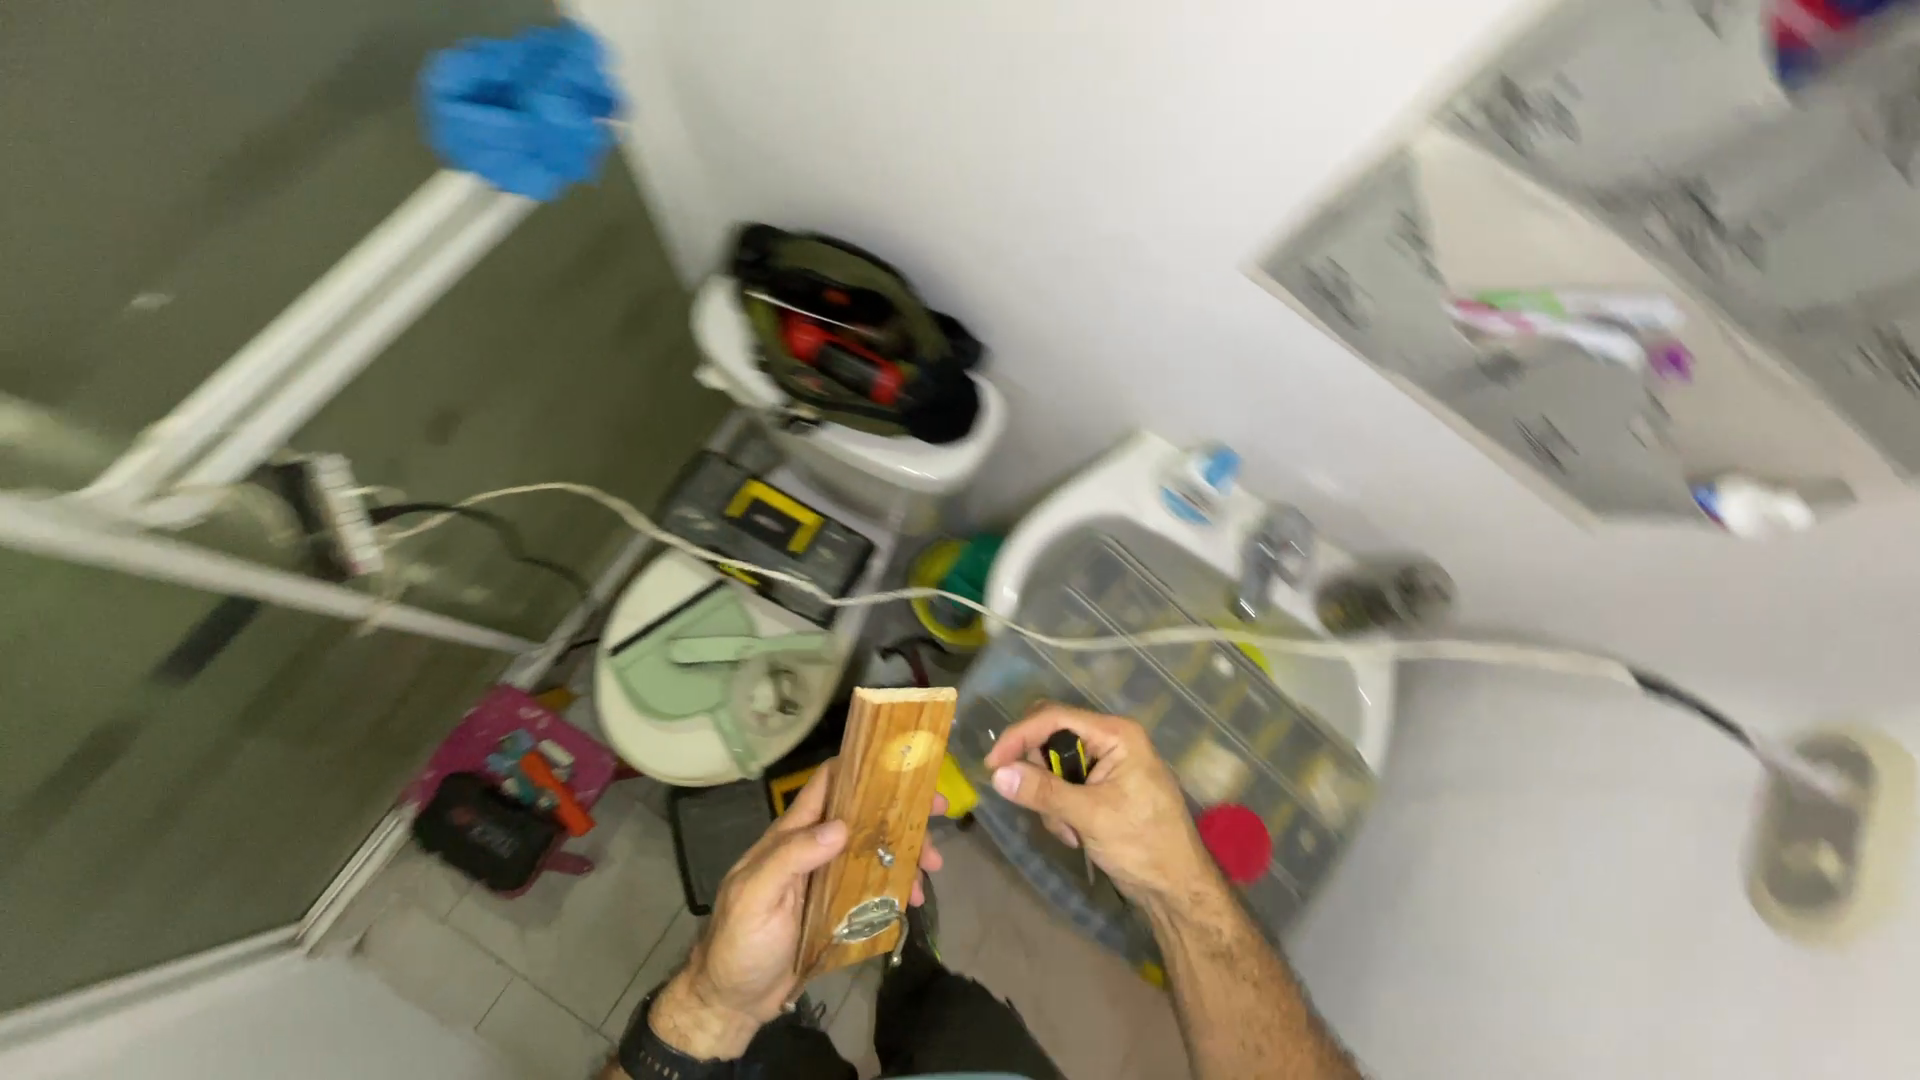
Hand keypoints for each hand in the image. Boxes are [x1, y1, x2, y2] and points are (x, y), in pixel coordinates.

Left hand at [649, 761, 945, 1060]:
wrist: (732, 1001)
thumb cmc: (738, 943)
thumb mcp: (755, 897)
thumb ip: (791, 857)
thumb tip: (841, 825)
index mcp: (792, 835)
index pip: (828, 784)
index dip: (862, 767)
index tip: (901, 765)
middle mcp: (815, 848)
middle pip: (864, 816)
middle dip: (902, 810)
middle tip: (938, 812)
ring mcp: (830, 878)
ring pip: (876, 850)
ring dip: (907, 851)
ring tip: (932, 868)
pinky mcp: (840, 909)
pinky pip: (876, 887)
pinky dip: (899, 887)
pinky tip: (915, 900)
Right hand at [984, 705, 1217, 914]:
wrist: (1176, 889)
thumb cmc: (1143, 845)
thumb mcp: (1090, 816)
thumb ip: (1044, 792)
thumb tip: (998, 774)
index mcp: (1116, 734)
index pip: (1055, 717)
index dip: (1020, 736)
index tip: (992, 764)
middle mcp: (1111, 740)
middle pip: (1051, 738)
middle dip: (1039, 774)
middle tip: (1036, 805)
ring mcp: (1106, 764)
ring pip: (1053, 766)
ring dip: (1050, 800)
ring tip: (1069, 831)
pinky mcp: (1101, 786)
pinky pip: (1064, 786)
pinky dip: (1060, 810)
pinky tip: (1075, 835)